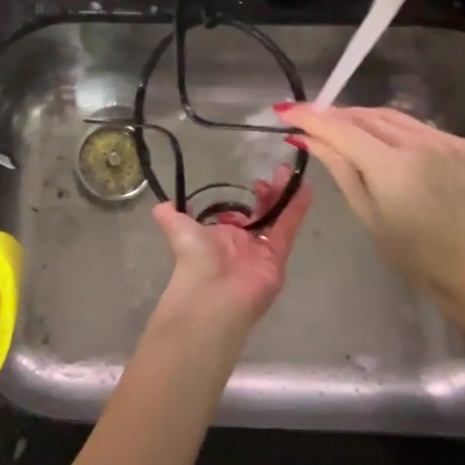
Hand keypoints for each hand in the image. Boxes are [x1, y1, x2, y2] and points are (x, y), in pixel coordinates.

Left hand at [150, 166, 311, 330]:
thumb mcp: (178, 230)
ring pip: (277, 219)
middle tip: (278, 172)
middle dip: (270, 194)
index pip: (239, 216)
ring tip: (291, 174)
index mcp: (221, 238)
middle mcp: (243, 245)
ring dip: (285, 197)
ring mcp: (262, 251)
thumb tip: (161, 206)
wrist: (211, 293)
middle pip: (262, 214)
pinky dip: (296, 209)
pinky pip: (287, 229)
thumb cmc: (195, 258)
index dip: (247, 201)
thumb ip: (171, 217)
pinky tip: (304, 189)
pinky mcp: (277, 257)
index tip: (255, 183)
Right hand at [276, 104, 464, 302]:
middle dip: (335, 116)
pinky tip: (386, 146)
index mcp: (394, 168)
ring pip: (393, 117)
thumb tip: (305, 136)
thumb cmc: (409, 252)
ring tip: (342, 129)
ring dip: (364, 120)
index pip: (342, 130)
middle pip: (367, 117)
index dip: (310, 116)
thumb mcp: (365, 211)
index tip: (284, 109)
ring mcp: (449, 142)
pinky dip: (396, 131)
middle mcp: (423, 145)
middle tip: (310, 120)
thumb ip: (338, 166)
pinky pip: (419, 128)